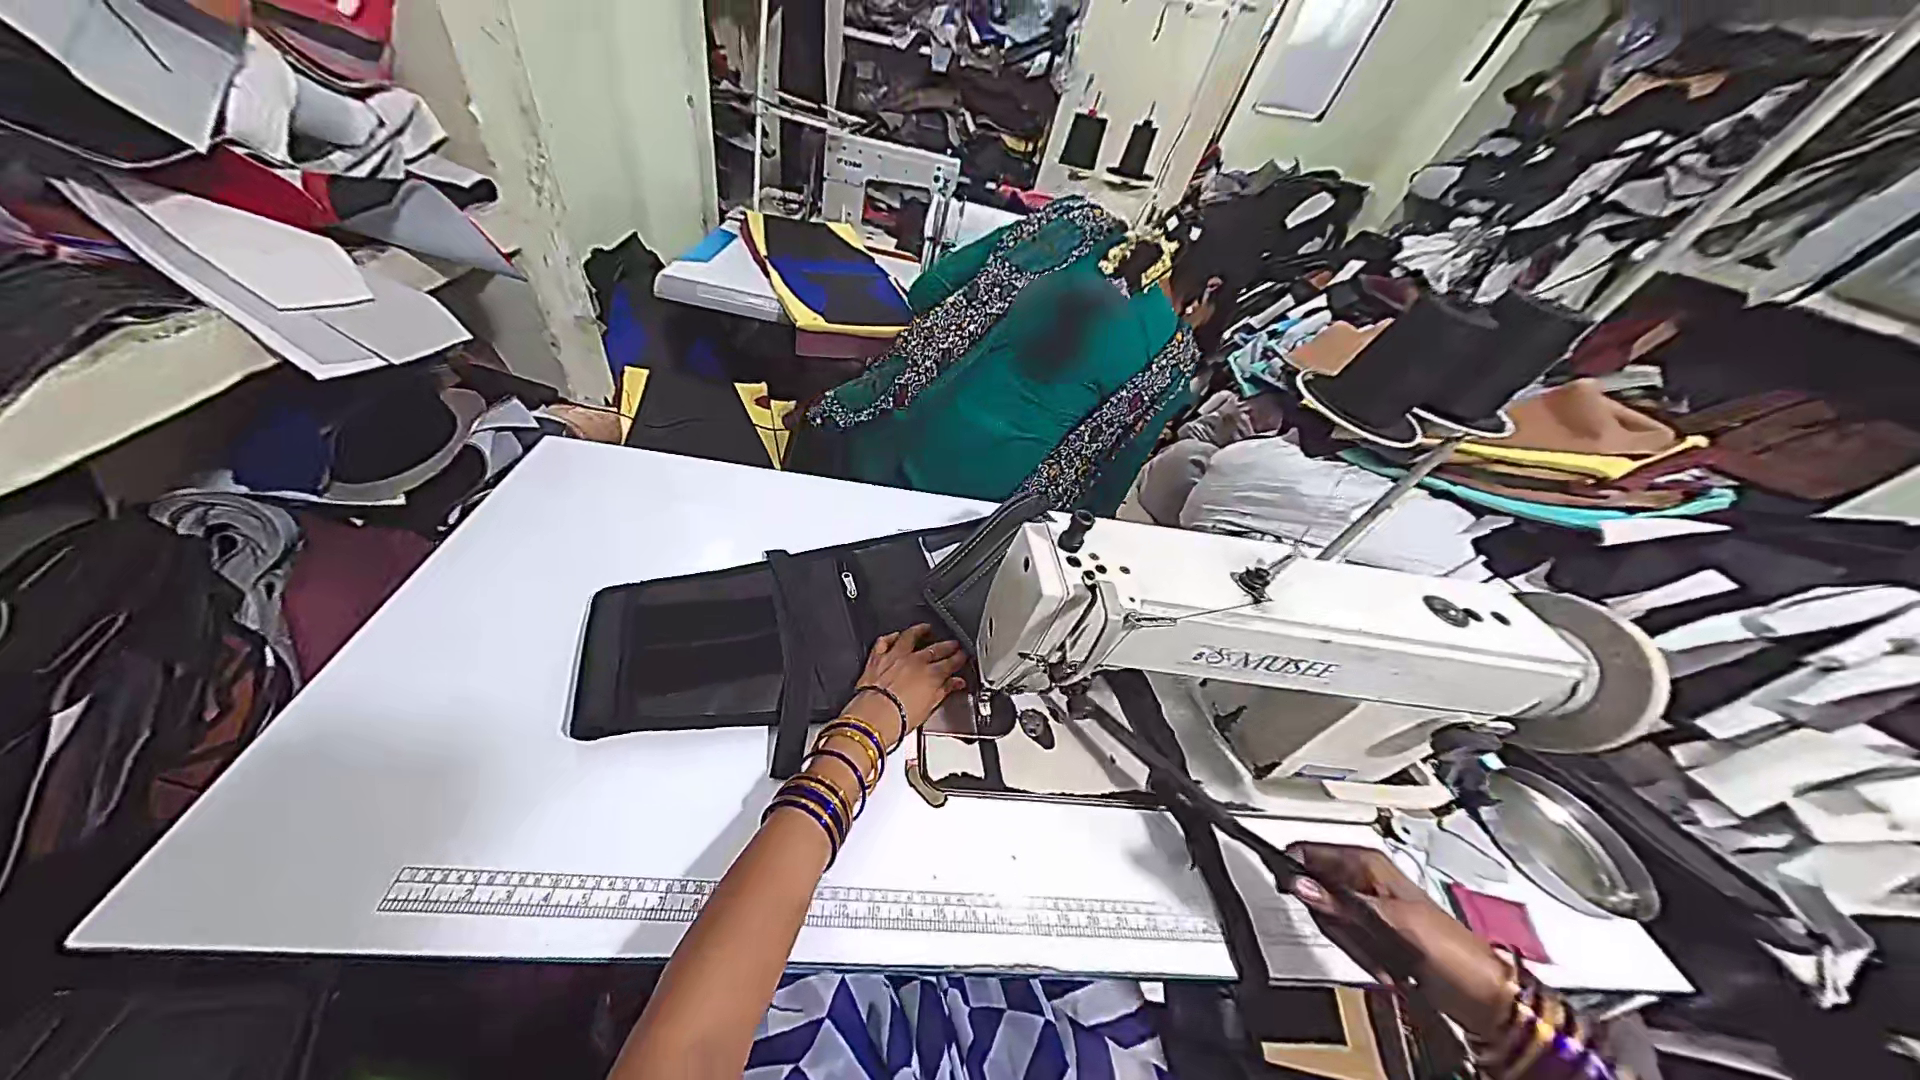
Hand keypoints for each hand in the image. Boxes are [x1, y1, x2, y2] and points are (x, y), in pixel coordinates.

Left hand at [847, 625, 967, 747]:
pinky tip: (895, 635)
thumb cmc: (900, 717)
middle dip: (947, 645)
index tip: (962, 656)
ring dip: (920, 630)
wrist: (875, 716)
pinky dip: (891, 637)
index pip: (951, 662)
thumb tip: (955, 684)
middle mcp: (915, 661)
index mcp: (931, 674)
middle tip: (953, 644)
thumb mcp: (930, 707)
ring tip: (926, 628)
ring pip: (910, 636)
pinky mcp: (878, 658)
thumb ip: (944, 691)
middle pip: (936, 648)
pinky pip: (885, 641)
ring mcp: (896, 656)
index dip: (959, 658)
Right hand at [1286, 843, 1515, 1039]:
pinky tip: (1380, 964)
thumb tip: (1299, 883)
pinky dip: (1357, 953)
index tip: (1291, 892)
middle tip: (1355, 937)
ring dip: (1349, 942)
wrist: (1486, 998)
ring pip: (1327, 914)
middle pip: (1313, 886)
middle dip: (1331, 919)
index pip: (1309, 850)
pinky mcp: (1371, 928)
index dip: (1294, 869)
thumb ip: (1341, 903)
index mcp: (1368, 862)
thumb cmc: (1453, 953)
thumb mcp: (1391, 923)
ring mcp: (1366, 903)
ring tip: (1377, 955)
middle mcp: (1363, 877)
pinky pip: (1343, 935)